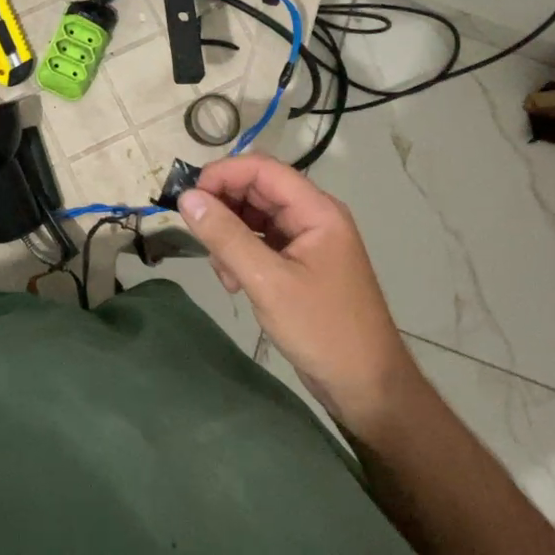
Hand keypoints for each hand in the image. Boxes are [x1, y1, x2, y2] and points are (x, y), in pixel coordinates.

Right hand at [177, 154, 421, 429]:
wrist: (367, 386)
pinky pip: (260, 241)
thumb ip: (225, 236)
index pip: (261, 169)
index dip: (222, 175)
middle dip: (223, 209)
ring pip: (254, 217)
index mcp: (317, 211)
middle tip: (201, 241)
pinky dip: (240, 254)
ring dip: (229, 235)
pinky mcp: (299, 264)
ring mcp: (307, 241)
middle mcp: (313, 217)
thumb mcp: (267, 282)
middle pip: (256, 189)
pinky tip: (234, 282)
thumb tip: (187, 197)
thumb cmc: (322, 329)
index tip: (189, 200)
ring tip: (223, 271)